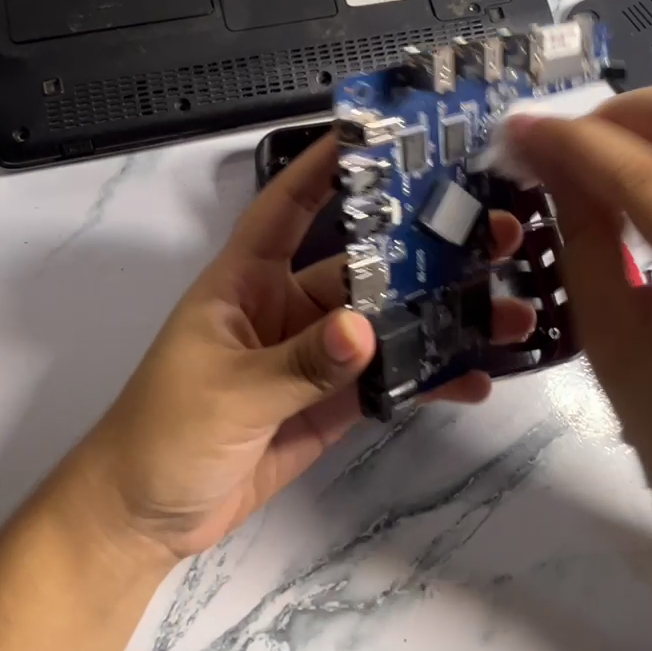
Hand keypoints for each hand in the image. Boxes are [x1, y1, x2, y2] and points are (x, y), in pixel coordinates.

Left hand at [66, 134, 536, 560]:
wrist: (148, 515)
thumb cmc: (165, 435)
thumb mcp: (229, 393)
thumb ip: (299, 363)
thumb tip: (364, 329)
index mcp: (244, 283)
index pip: (286, 209)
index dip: (323, 168)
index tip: (377, 135)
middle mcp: (284, 307)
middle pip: (359, 266)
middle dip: (420, 249)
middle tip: (490, 232)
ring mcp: (312, 355)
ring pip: (383, 322)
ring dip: (437, 315)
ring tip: (504, 310)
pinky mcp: (330, 402)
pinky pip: (384, 378)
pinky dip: (426, 377)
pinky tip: (473, 376)